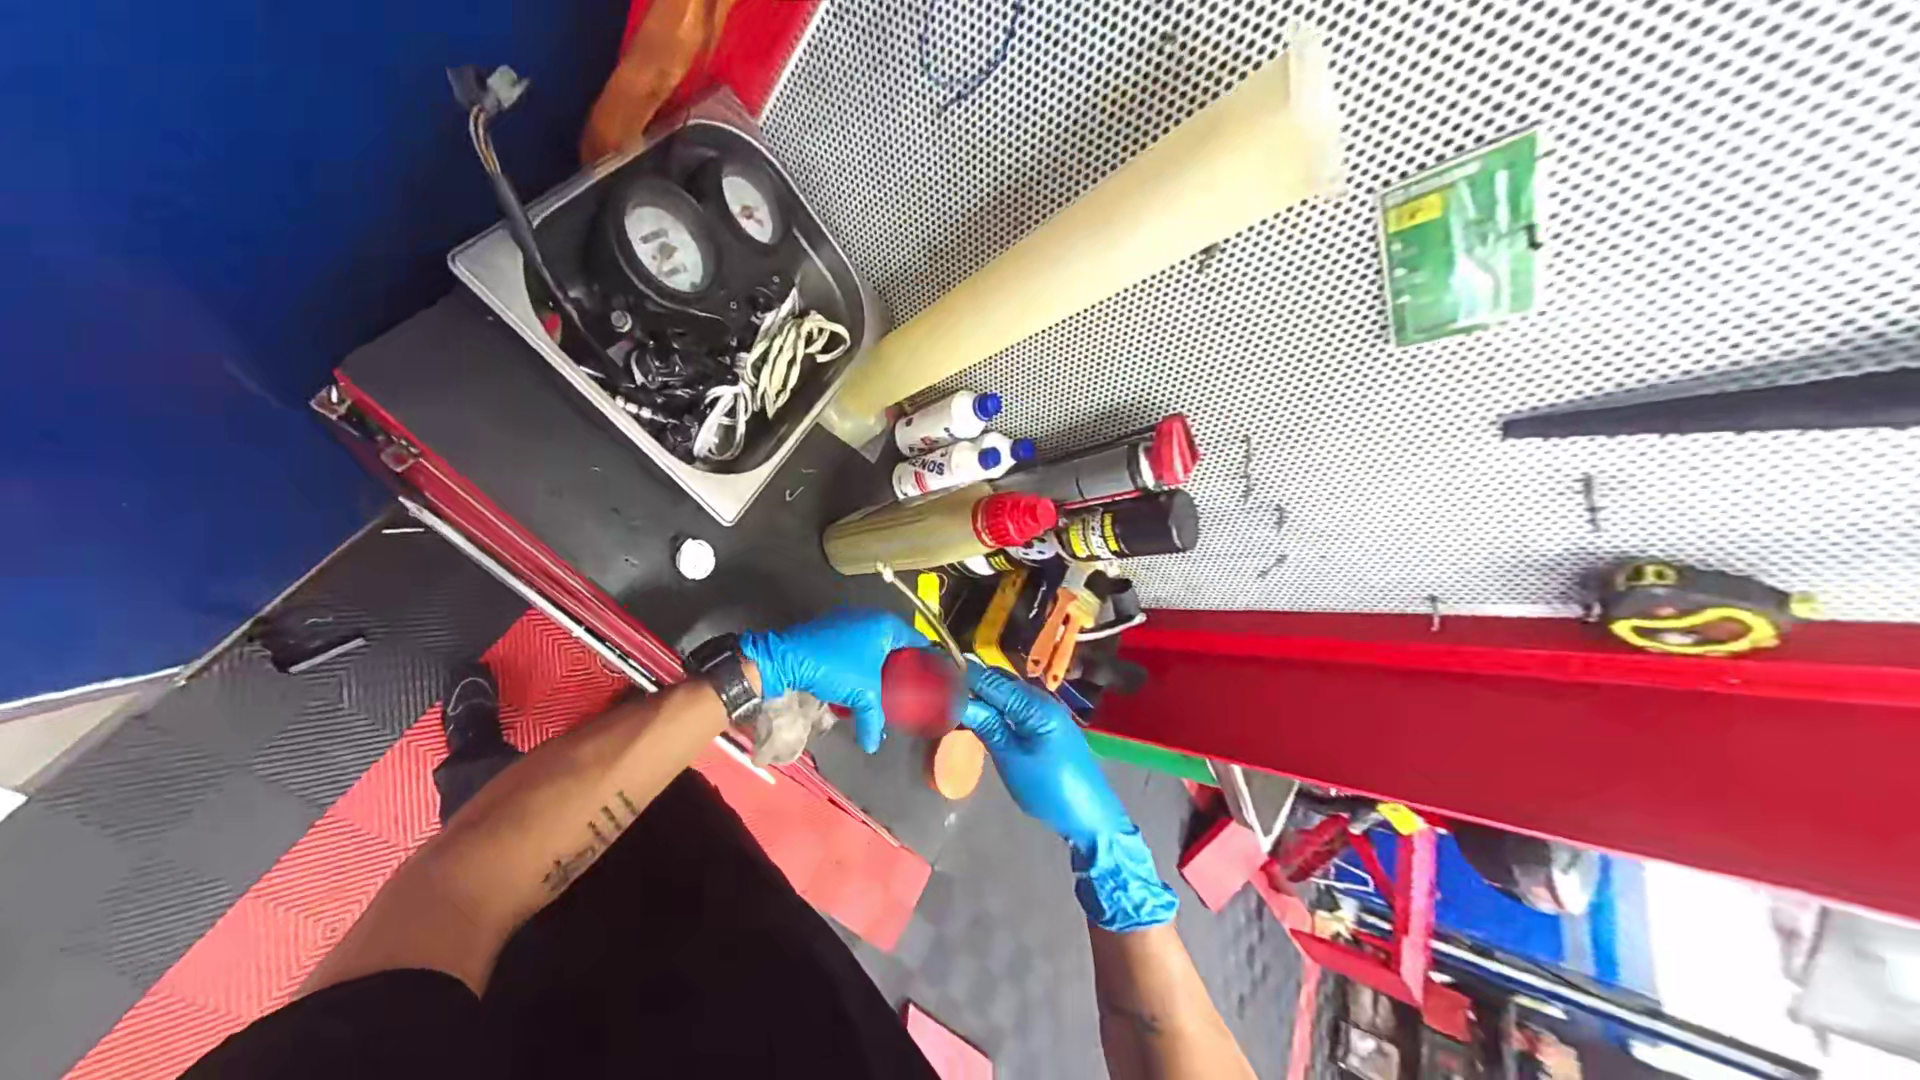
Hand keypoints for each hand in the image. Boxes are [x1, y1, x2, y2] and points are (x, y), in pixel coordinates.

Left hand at [741, 610, 924, 752]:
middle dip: (900, 667)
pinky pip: (855, 645)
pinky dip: (859, 663)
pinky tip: (856, 684)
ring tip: (881, 690)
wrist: (785, 659)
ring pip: (873, 646)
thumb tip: (873, 745)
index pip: (918, 641)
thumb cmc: (833, 668)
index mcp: (886, 624)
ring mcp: (849, 620)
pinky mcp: (831, 628)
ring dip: (877, 667)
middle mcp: (871, 616)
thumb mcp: (862, 696)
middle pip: (896, 644)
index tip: (932, 678)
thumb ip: (873, 719)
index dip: (927, 660)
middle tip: (907, 688)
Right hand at [962, 662, 1177, 931]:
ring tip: (951, 701)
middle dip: (970, 682)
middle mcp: (1041, 700)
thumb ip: (987, 726)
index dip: (963, 674)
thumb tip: (958, 700)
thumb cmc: (1051, 789)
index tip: (934, 668)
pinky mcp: (1046, 725)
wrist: (1092, 817)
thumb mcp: (1012, 759)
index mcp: (1035, 704)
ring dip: (981, 695)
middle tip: (937, 688)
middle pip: (999, 682)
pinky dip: (995, 708)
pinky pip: (1016, 707)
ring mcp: (1046, 712)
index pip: (992, 680)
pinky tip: (978, 717)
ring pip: (1006, 694)